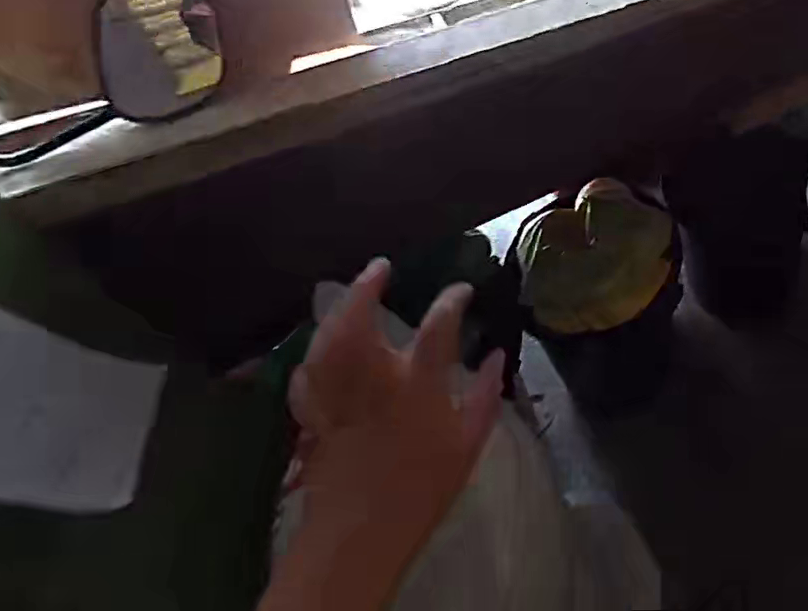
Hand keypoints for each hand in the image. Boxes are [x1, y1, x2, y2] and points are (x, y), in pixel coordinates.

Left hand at [264, 259, 503, 610]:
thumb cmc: (424, 488)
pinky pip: (308, 378)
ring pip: (327, 347)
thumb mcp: (470, 443)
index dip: (451, 301)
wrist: (360, 540)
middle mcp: (374, 387)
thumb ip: (485, 395)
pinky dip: (314, 355)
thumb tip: (500, 355)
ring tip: (352, 290)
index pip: (437, 329)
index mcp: (418, 390)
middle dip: (365, 291)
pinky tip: (321, 344)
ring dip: (337, 313)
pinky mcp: (316, 419)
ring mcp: (339, 401)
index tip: (462, 288)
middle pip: (359, 328)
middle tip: (379, 266)